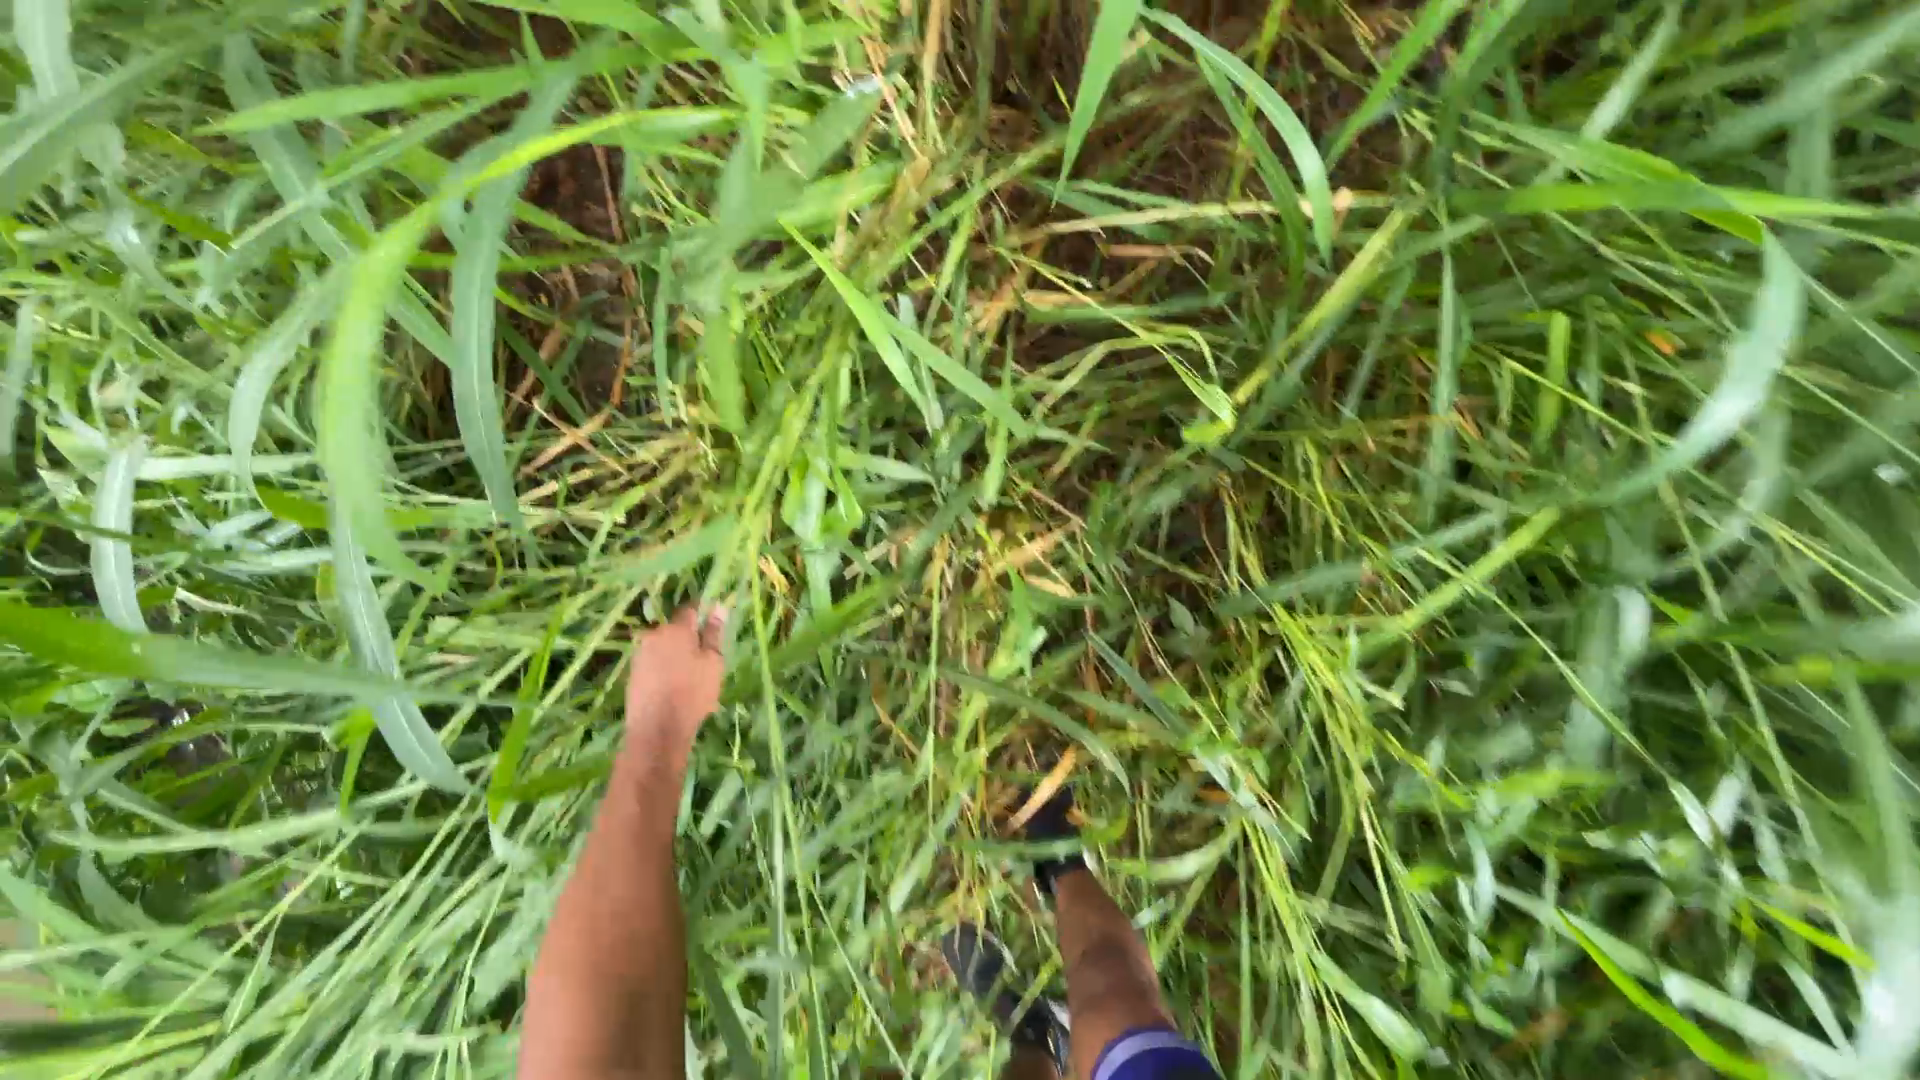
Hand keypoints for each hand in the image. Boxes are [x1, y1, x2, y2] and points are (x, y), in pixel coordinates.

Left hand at [624, 606, 726, 760]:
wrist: (657, 729)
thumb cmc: (692, 693)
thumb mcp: (713, 662)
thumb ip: (714, 634)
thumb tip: (718, 606)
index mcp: (676, 629)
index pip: (691, 609)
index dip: (703, 615)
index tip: (713, 627)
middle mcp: (653, 635)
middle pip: (675, 630)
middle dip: (689, 639)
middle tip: (704, 661)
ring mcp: (639, 653)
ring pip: (664, 646)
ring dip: (676, 655)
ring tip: (689, 679)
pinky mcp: (632, 672)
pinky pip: (653, 662)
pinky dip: (664, 669)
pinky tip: (673, 687)